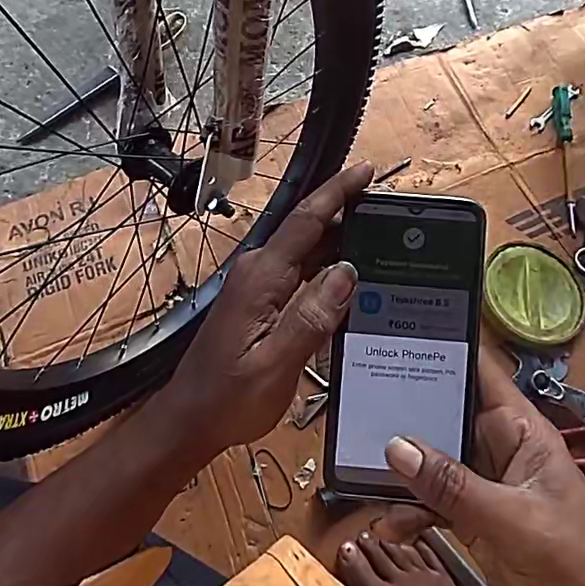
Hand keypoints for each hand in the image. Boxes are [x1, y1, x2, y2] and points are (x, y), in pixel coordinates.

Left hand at [144, 161, 372, 459]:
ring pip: (305, 252)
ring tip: (384, 239)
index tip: (364, 170)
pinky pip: (298, 274)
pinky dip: (326, 270)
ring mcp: (256, 284)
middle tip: (393, 213)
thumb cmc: (230, 397)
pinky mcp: (258, 300)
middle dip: (347, 214)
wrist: (191, 415)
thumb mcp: (275, 364)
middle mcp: (258, 270)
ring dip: (340, 242)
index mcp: (261, 277)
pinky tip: (353, 280)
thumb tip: (347, 270)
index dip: (336, 192)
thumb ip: (311, 317)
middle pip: (308, 231)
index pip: (305, 222)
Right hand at [381, 350, 584, 585]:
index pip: (478, 371)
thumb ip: (456, 487)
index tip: (395, 330)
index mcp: (521, 431)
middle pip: (441, 411)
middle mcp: (497, 448)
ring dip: (398, 466)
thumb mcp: (520, 526)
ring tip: (364, 466)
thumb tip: (397, 447)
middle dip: (402, 409)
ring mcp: (481, 483)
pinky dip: (406, 508)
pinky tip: (391, 520)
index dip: (442, 346)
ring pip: (428, 457)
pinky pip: (426, 498)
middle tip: (357, 401)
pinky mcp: (470, 516)